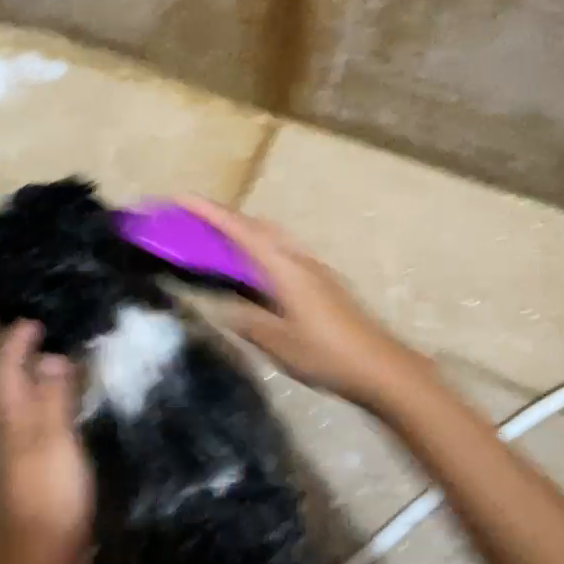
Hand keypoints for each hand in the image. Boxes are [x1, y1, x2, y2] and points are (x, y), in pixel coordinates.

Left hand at [0, 321, 93, 553]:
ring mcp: (19, 450)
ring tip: (64, 360)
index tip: (35, 318)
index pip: (6, 366)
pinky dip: (50, 402)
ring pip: (23, 401)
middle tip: (51, 331)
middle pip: (9, 382)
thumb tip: (50, 355)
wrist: (42, 555)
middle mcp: (8, 427)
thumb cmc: (48, 490)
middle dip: (24, 355)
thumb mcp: (53, 436)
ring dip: (37, 378)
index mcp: (9, 414)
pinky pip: (38, 420)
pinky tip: (70, 405)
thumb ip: (53, 395)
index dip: (17, 340)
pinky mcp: (34, 468)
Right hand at [178, 197, 426, 409]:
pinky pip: (284, 251)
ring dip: (246, 232)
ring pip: (274, 237)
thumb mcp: (278, 343)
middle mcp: (299, 258)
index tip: (182, 197)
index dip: (209, 212)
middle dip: (225, 218)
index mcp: (283, 268)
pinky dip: (263, 249)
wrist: (382, 366)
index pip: (239, 231)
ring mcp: (315, 267)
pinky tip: (259, 272)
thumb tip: (222, 306)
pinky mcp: (325, 281)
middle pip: (257, 226)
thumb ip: (247, 321)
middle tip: (196, 222)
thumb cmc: (327, 354)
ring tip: (222, 244)